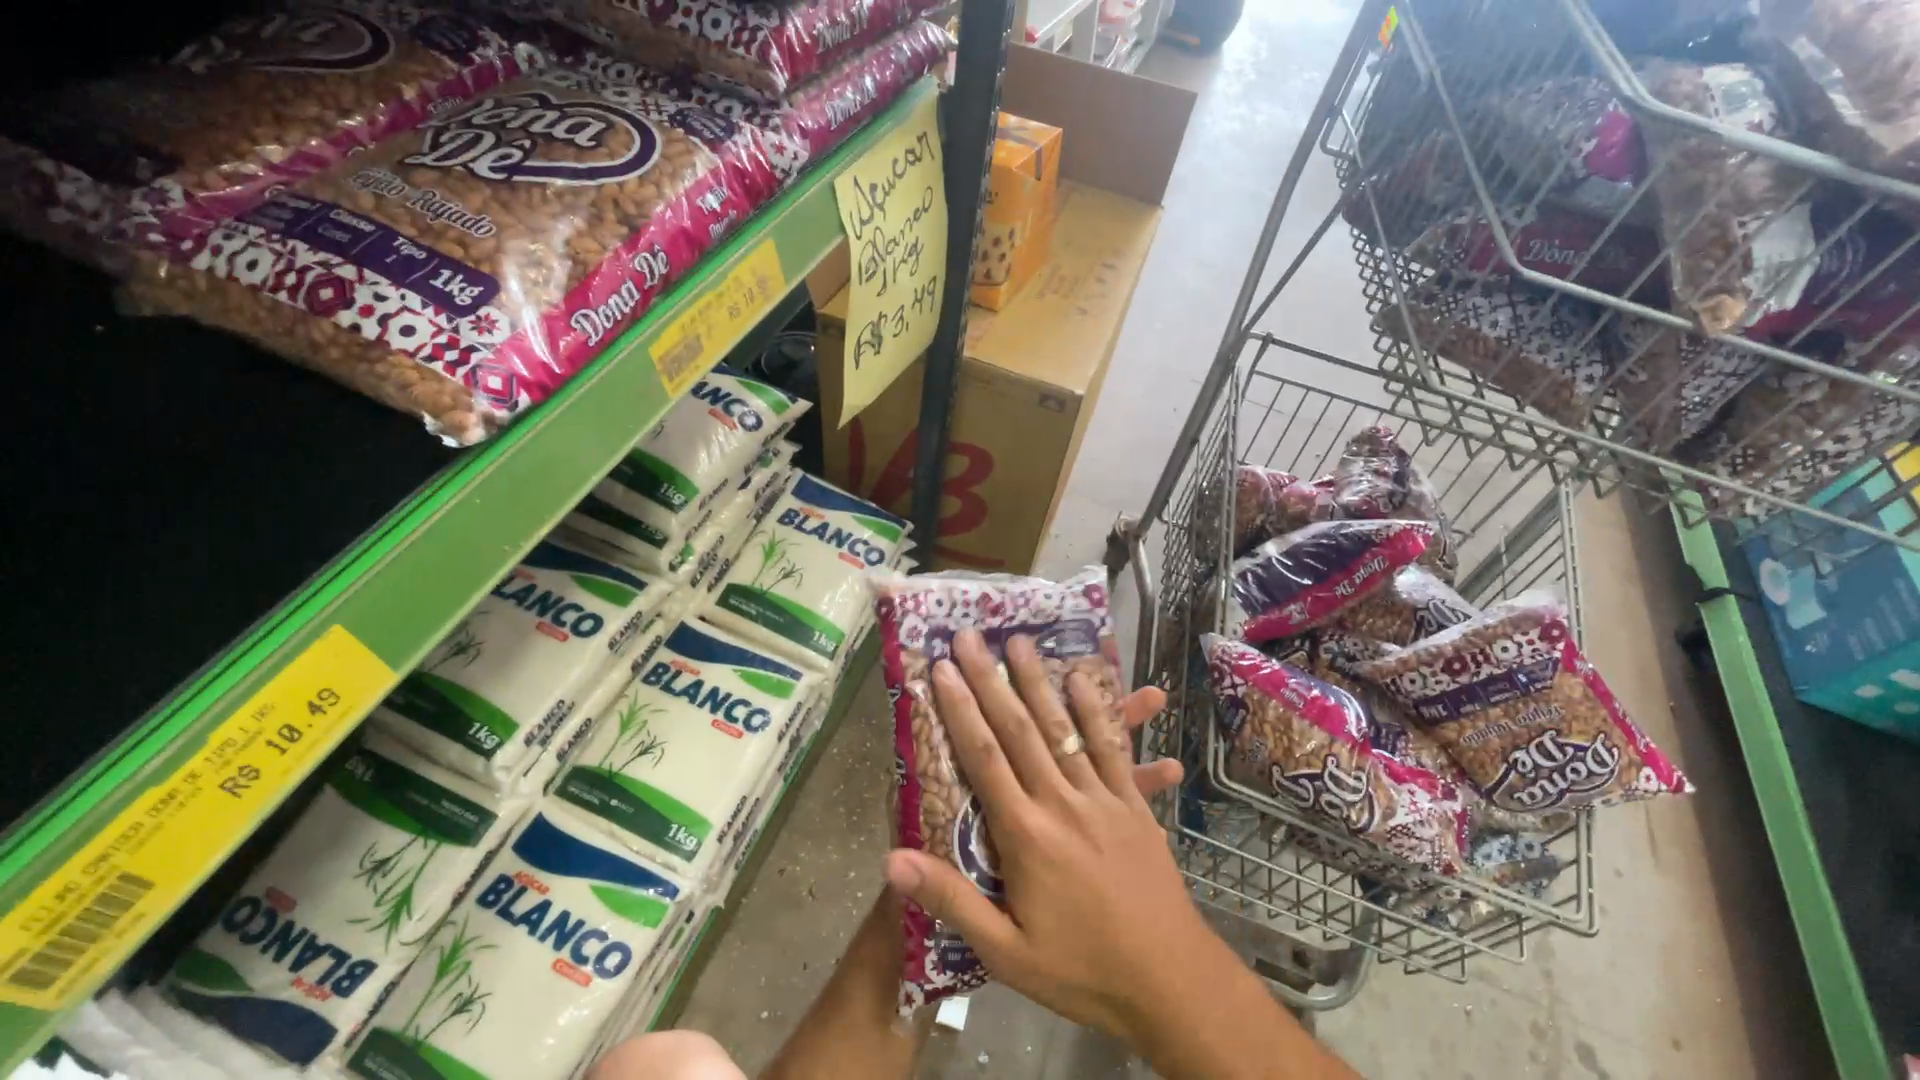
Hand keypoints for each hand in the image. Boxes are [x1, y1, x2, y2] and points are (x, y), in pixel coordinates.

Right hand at [882, 630, 1217, 1040]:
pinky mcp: (1134, 808)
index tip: (942, 669)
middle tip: (971, 637)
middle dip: (991, 679)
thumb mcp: (1007, 953)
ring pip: (1065, 729)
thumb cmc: (1082, 971)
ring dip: (1040, 682)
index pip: (984, 758)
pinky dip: (1097, 712)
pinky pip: (1113, 750)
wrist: (1172, 983)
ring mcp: (1103, 800)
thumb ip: (951, 900)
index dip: (960, 710)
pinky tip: (1085, 683)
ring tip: (1021, 642)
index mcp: (1026, 835)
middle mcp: (1062, 803)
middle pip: (1020, 730)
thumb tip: (890, 861)